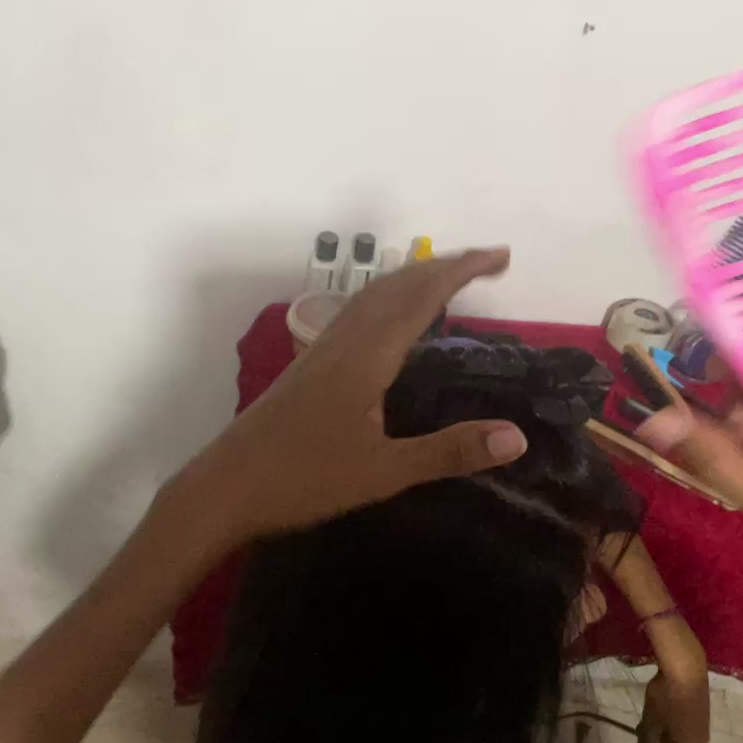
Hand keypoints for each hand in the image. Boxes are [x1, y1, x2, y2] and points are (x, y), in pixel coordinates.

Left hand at [165, 249, 528, 547]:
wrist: (226, 485)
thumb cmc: (305, 479)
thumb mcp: (385, 472)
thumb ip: (449, 452)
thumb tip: (517, 436)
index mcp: (368, 355)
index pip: (423, 297)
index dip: (463, 270)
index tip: (501, 256)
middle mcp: (345, 339)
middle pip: (398, 285)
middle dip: (444, 266)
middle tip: (489, 262)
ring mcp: (322, 348)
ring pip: (374, 294)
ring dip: (414, 278)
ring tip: (448, 279)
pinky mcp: (309, 363)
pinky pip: (358, 311)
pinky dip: (388, 298)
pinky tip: (391, 319)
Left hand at [637, 651, 709, 742]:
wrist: (687, 668)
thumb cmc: (666, 697)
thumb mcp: (651, 720)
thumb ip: (647, 741)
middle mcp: (701, 740)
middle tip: (647, 734)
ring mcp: (705, 723)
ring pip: (686, 736)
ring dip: (671, 732)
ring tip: (652, 717)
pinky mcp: (704, 708)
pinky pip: (690, 724)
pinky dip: (677, 722)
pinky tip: (665, 706)